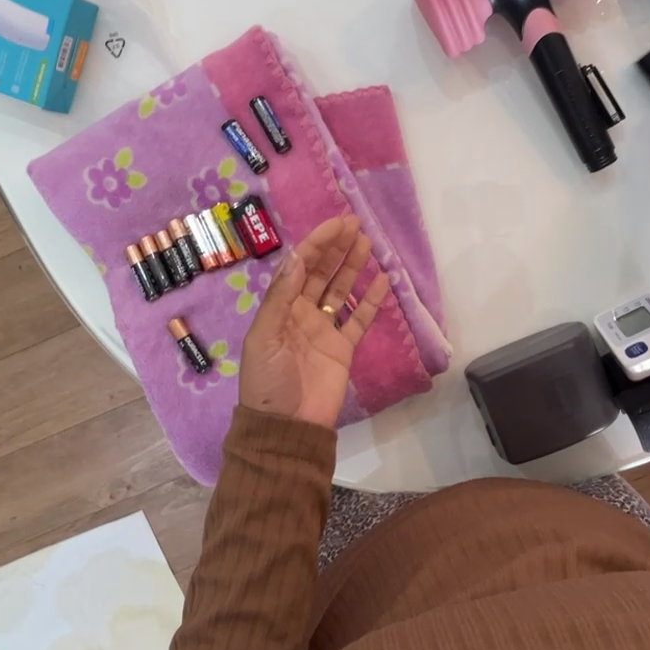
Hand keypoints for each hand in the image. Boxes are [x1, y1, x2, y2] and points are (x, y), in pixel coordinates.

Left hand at [238, 215, 392, 427]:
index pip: (300, 267)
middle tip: (356, 224)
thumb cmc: (268, 382)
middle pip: (321, 272)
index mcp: (280, 308)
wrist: (287, 426)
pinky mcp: (343, 348)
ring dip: (353, 266)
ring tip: (368, 242)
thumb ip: (282, 298)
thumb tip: (297, 258)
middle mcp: (302, 313)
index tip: (337, 224)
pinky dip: (371, 300)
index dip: (318, 244)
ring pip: (341, 290)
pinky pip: (360, 319)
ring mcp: (324, 330)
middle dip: (337, 248)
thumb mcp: (265, 337)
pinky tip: (384, 280)